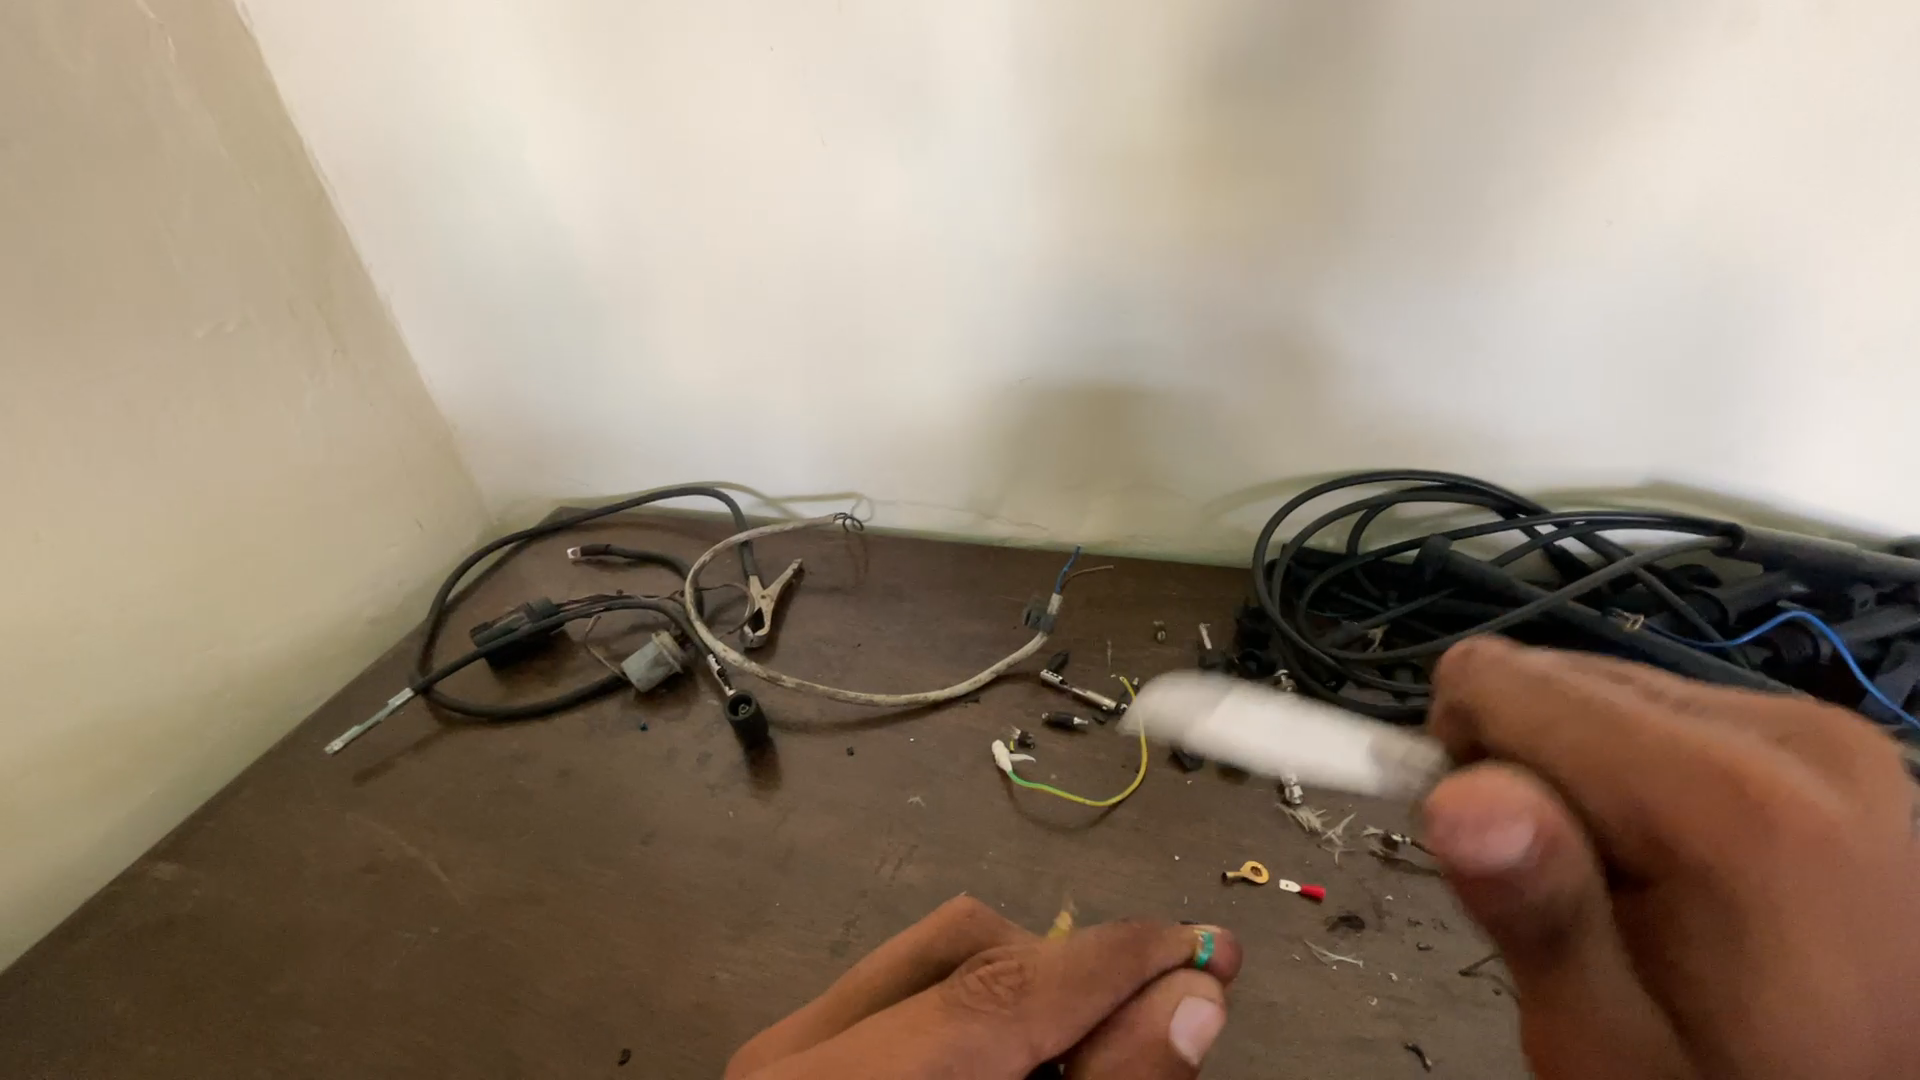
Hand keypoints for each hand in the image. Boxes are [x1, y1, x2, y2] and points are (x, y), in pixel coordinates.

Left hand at [725, 897, 1241, 1078]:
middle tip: (1154, 1014)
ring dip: (1034, 990)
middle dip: (1073, 976)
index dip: (1112, 962)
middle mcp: (798, 1052)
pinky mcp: (806, 1050)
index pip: (998, 993)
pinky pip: (915, 986)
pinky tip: (1023, 1065)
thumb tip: (1191, 1000)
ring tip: (1082, 1055)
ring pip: (941, 955)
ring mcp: (794, 1045)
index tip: (1204, 947)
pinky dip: (988, 1014)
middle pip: (967, 949)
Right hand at [1424, 636, 1919, 1079]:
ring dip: (1568, 770)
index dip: (1462, 762)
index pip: (1492, 680)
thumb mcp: (1605, 1043)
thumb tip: (1461, 799)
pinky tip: (1670, 860)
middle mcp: (1791, 734)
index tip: (1499, 853)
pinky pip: (1644, 708)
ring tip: (1623, 878)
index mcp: (1731, 801)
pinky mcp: (1821, 738)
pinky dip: (1622, 770)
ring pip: (1589, 689)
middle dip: (1519, 767)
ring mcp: (1818, 730)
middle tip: (1564, 880)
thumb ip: (1541, 916)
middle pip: (1544, 679)